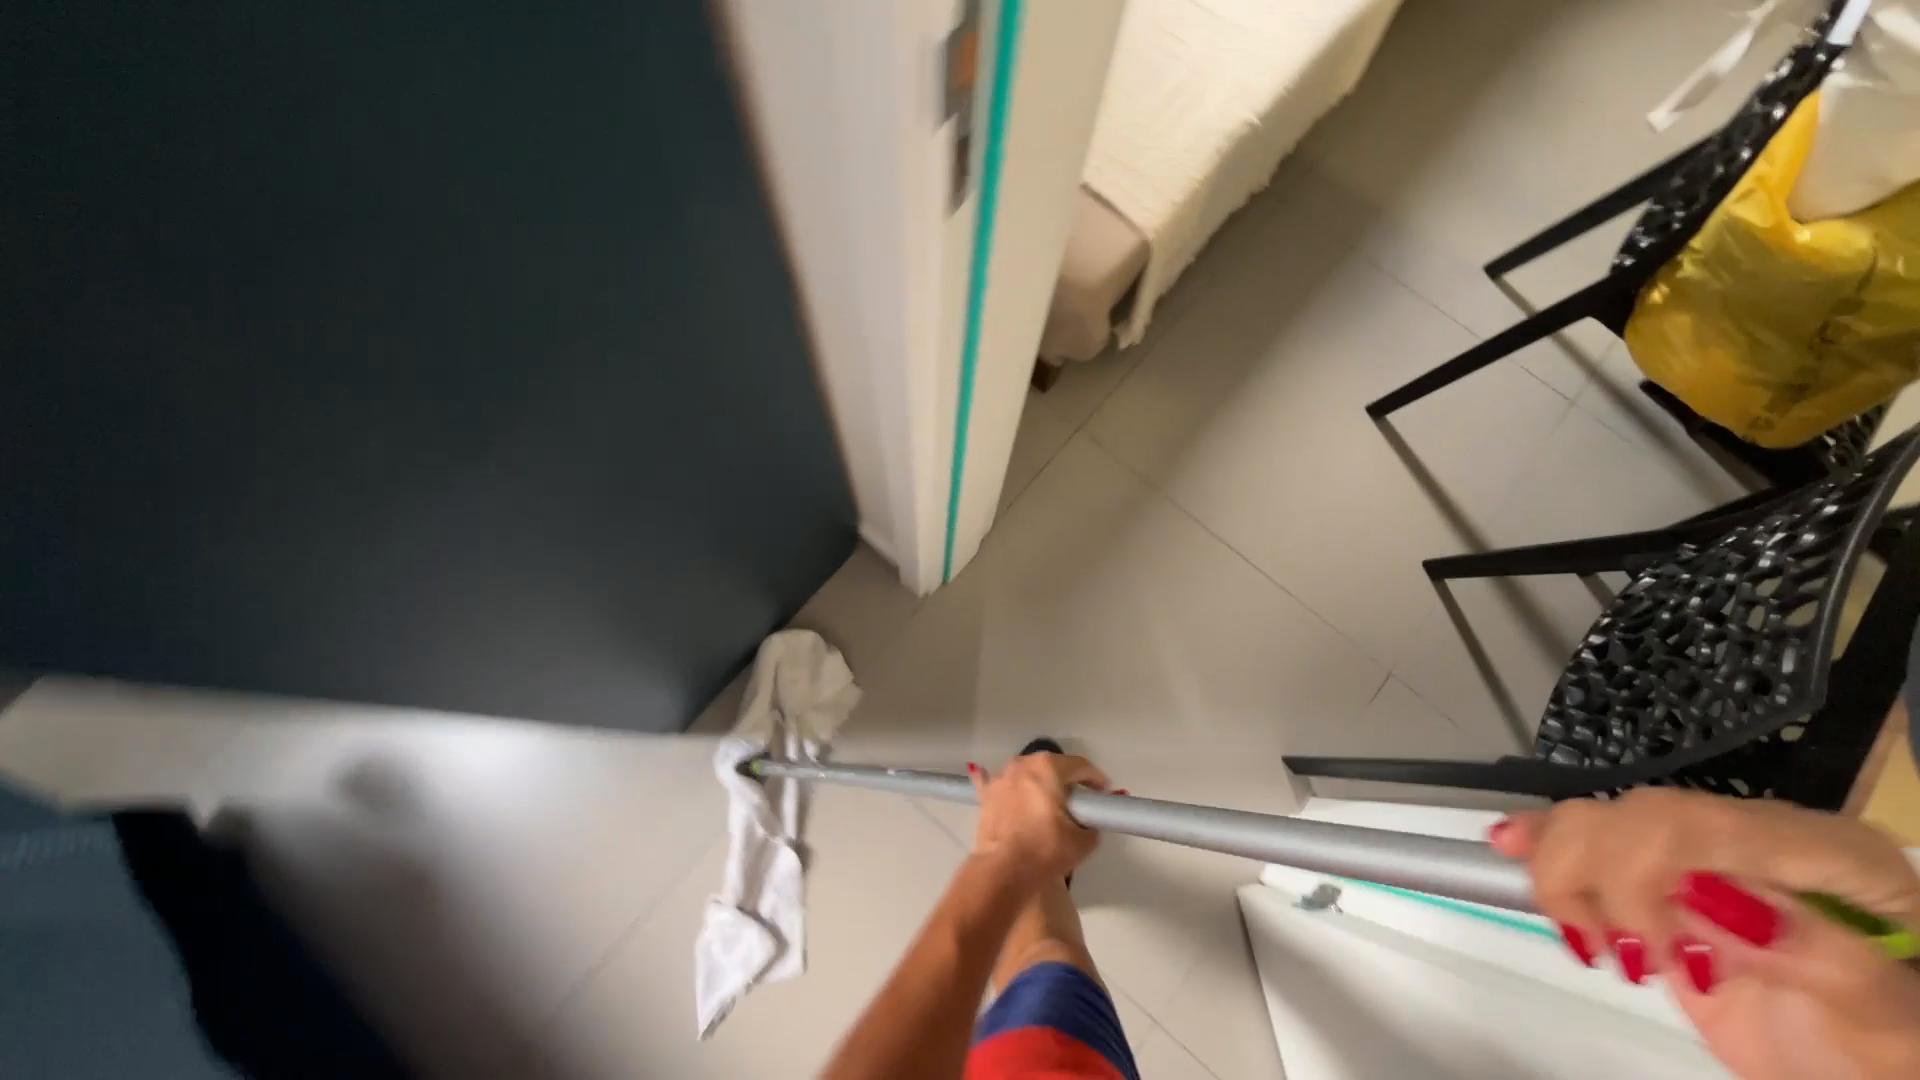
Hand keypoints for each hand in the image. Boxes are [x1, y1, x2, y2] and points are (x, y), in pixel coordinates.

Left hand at [967, 752, 1108, 886]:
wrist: (1002, 871)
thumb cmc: (1045, 850)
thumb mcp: (1083, 841)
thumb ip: (1091, 826)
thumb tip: (1087, 824)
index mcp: (1048, 768)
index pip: (1080, 766)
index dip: (1095, 778)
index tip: (1103, 793)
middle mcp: (1022, 764)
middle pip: (1052, 765)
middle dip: (1067, 779)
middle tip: (1079, 799)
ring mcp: (1001, 777)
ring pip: (1027, 773)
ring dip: (1039, 782)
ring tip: (1050, 802)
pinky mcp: (986, 794)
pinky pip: (998, 784)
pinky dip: (1007, 786)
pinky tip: (999, 783)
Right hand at [1494, 789, 1919, 1079]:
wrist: (1861, 1069)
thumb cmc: (1889, 1055)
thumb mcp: (1890, 1025)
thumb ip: (1824, 957)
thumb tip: (1715, 896)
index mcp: (1825, 851)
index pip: (1698, 824)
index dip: (1642, 875)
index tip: (1650, 956)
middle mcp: (1754, 834)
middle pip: (1634, 817)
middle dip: (1598, 882)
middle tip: (1621, 962)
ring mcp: (1699, 854)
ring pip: (1594, 822)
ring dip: (1562, 876)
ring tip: (1598, 948)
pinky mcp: (1655, 877)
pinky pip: (1585, 837)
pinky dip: (1540, 838)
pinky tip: (1507, 843)